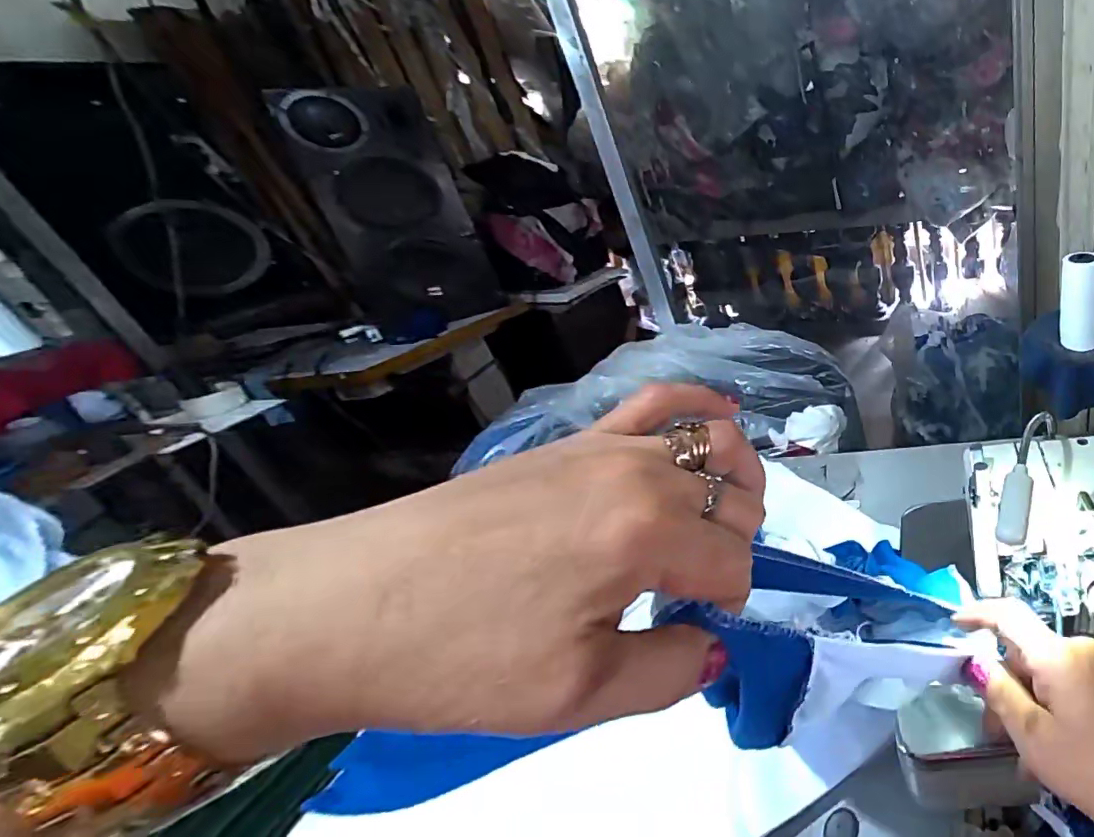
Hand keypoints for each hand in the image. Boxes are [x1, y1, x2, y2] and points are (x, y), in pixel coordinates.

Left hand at [126, 384, 765, 761]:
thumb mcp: (575, 694)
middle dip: (734, 546)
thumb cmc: (464, 657)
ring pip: (712, 441)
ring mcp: (607, 443)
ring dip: (737, 478)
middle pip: (732, 500)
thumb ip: (667, 672)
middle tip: (696, 590)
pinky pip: (655, 400)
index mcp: (646, 533)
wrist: (356, 601)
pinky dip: (699, 402)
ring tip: (731, 513)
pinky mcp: (577, 436)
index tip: (694, 628)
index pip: (732, 562)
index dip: (727, 603)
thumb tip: (711, 646)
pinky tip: (722, 409)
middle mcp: (639, 472)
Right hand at [954, 600, 1093, 836]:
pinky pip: (1071, 686)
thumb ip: (1000, 693)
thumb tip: (981, 665)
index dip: (977, 613)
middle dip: (1006, 687)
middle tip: (994, 731)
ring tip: (1026, 752)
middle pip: (1027, 654)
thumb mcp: (1034, 736)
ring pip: (1048, 675)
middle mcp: (1082, 650)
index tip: (955, 622)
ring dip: (1030, 704)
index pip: (1008, 614)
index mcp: (1059, 654)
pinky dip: (1054, 708)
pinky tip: (1054, 748)